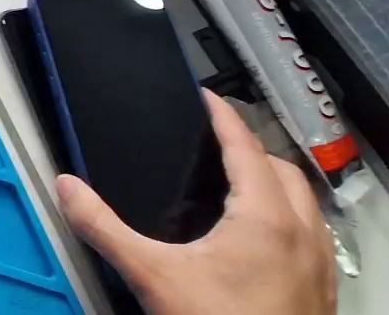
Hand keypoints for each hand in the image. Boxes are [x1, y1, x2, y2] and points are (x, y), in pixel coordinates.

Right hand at [55, 90, 336, 314]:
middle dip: (251, 148)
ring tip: (236, 182)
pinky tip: (258, 237)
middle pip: (284, 171)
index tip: (203, 95)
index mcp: (265, 218)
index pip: (246, 148)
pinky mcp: (324, 297)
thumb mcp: (150, 275)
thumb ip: (104, 227)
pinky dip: (289, 218)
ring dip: (276, 184)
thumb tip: (64, 184)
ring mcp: (321, 270)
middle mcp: (303, 236)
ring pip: (308, 206)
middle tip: (212, 141)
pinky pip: (314, 237)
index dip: (224, 116)